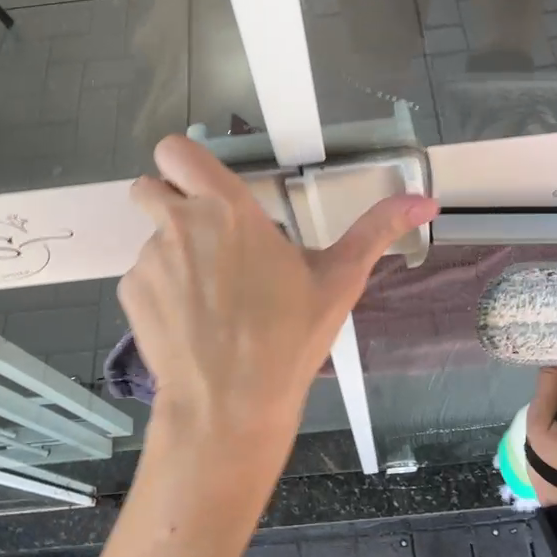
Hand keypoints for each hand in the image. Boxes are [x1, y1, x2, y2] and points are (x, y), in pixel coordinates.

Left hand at [120, 135, 438, 451]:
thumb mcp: (339, 280)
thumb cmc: (288, 338)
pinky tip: (191, 320)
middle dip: (169, 199)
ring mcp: (149, 259)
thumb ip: (377, 230)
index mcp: (226, 209)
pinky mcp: (131, 294)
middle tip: (206, 235)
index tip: (207, 186)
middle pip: (150, 184)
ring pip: (150, 235)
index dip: (184, 161)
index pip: (176, 150)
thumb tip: (426, 199)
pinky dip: (160, 288)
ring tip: (209, 294)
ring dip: (172, 250)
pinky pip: (142, 275)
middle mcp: (179, 223)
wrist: (229, 406)